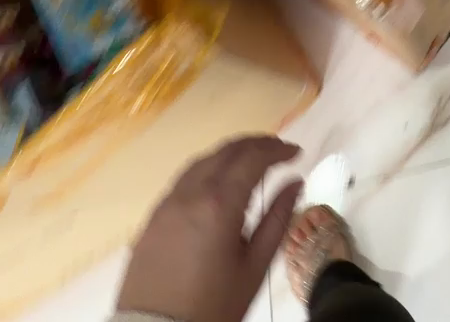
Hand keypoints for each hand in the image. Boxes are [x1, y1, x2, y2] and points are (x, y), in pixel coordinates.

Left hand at [118, 136, 303, 321]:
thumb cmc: (213, 307)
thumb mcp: (255, 268)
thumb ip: (278, 219)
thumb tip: (296, 183)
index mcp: (220, 204)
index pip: (254, 158)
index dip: (279, 150)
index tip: (297, 152)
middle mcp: (192, 193)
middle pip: (228, 150)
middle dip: (257, 144)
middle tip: (278, 150)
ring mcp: (167, 203)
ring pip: (203, 160)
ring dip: (231, 153)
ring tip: (251, 160)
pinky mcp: (152, 218)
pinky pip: (184, 178)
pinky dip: (208, 168)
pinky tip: (217, 182)